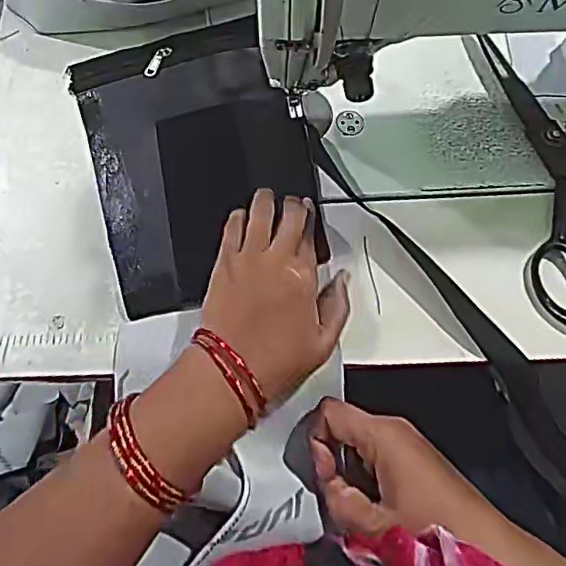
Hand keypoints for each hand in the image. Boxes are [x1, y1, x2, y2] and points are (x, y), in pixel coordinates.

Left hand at [200, 189, 349, 403]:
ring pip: (258, 212)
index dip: (312, 221)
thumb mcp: (322, 342)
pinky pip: (232, 227)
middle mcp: (276, 260)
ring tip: (266, 197)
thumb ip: (337, 306)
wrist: (232, 368)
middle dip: (293, 204)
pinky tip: (241, 215)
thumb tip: (341, 282)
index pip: (311, 235)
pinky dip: (238, 216)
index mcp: (303, 277)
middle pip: (288, 215)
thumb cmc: (274, 360)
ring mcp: (247, 257)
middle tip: (293, 202)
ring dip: (264, 201)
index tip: (311, 216)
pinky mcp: (224, 262)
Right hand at [310, 399, 495, 538]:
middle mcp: (396, 431)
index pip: (328, 411)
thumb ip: (338, 500)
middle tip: (342, 500)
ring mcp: (407, 446)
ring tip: (364, 514)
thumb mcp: (376, 523)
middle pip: (342, 431)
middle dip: (333, 466)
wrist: (491, 551)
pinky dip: (369, 486)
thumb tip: (324, 488)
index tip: (322, 474)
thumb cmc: (444, 533)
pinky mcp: (416, 464)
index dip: (316, 441)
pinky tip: (379, 515)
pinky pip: (377, 463)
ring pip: (358, 450)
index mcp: (384, 431)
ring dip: (352, 480)